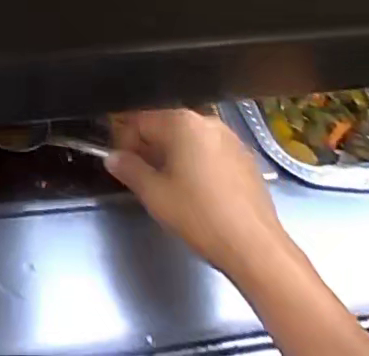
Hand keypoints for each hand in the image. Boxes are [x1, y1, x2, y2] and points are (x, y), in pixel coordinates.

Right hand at [106, 109, 291, 281]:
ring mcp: (230, 138)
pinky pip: (211, 151)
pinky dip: (198, 163)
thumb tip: (113, 156)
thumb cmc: (200, 216)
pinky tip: (199, 192)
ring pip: (190, 139)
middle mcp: (207, 121)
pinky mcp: (245, 157)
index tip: (122, 164)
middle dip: (150, 148)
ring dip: (174, 155)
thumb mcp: (155, 195)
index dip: (125, 141)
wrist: (256, 247)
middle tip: (143, 177)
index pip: (141, 120)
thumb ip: (129, 169)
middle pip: (166, 126)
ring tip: (170, 187)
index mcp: (181, 122)